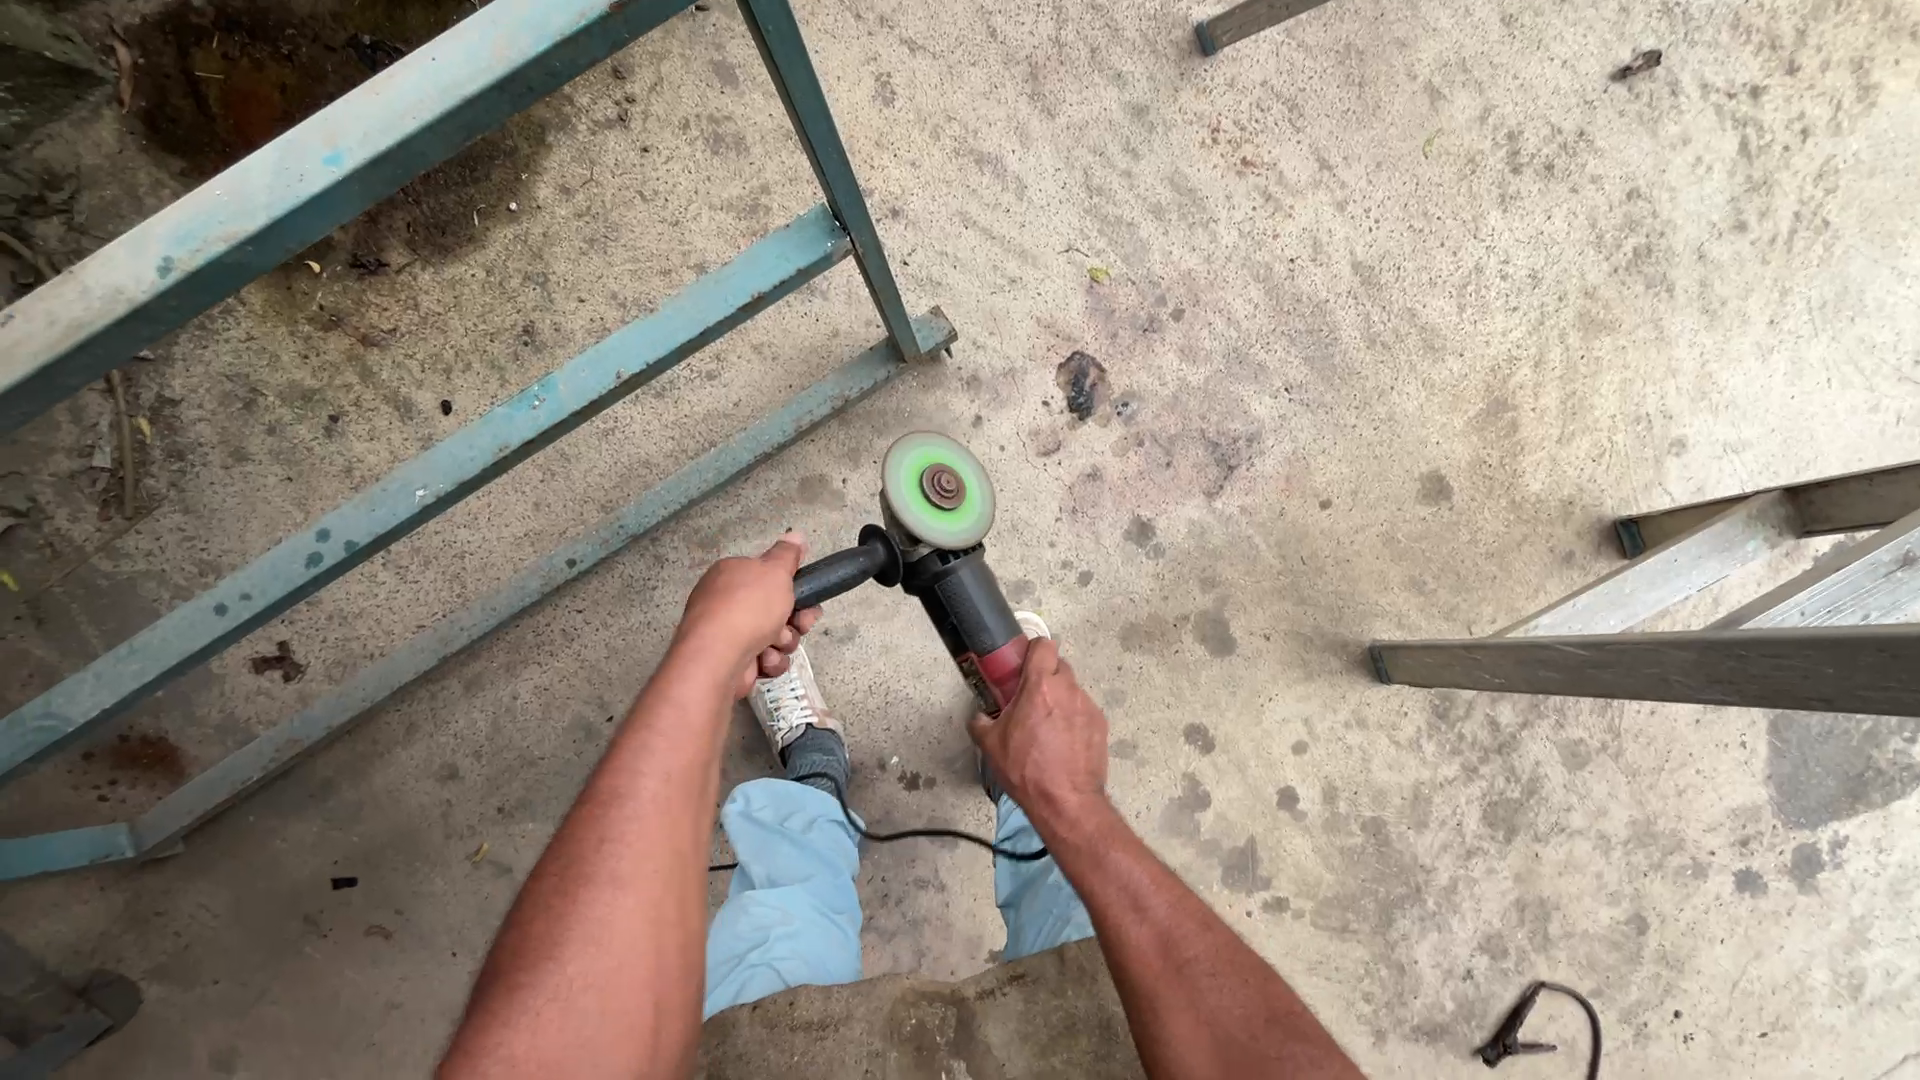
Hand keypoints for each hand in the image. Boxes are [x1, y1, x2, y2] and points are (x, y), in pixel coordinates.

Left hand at [675, 531, 822, 697]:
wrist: (719, 656)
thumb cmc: (748, 607)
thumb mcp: (775, 571)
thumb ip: (788, 554)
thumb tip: (796, 535)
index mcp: (732, 574)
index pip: (768, 577)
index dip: (791, 588)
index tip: (807, 596)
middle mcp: (727, 602)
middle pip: (776, 609)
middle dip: (794, 620)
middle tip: (801, 623)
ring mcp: (729, 633)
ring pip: (775, 636)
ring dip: (784, 641)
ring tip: (775, 643)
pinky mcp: (733, 660)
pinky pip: (765, 658)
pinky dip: (769, 660)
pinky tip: (764, 659)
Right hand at [966, 638, 1109, 829]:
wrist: (1066, 801)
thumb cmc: (1027, 770)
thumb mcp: (990, 745)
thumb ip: (981, 722)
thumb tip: (979, 718)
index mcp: (1039, 686)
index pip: (1043, 646)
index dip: (1033, 651)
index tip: (1023, 664)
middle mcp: (1067, 690)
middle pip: (1058, 666)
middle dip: (1045, 676)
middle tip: (1031, 698)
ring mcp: (1087, 707)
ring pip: (1072, 689)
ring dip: (1059, 699)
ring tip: (1047, 726)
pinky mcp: (1100, 725)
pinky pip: (1083, 710)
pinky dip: (1073, 718)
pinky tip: (1063, 741)